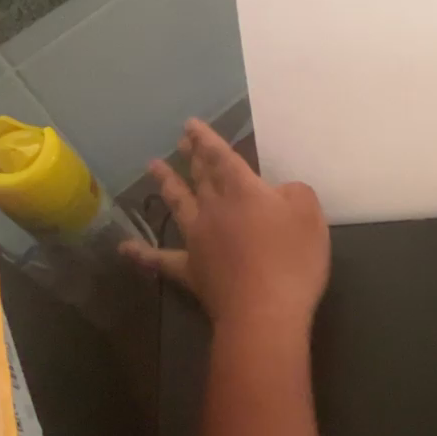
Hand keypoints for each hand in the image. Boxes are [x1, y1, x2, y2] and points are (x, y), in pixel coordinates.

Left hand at [121, 119, 329, 332]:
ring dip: (166, 185)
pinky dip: (142, 253)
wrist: (264, 311)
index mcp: (244, 191)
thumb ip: (295, 193)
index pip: (222, 158)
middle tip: (180, 140)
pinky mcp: (191, 270)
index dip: (207, 140)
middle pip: (200, 177)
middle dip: (191, 156)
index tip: (191, 125)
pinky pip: (161, 259)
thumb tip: (280, 191)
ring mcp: (198, 240)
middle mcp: (215, 209)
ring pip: (178, 205)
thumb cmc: (293, 260)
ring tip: (153, 168)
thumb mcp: (310, 216)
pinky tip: (125, 247)